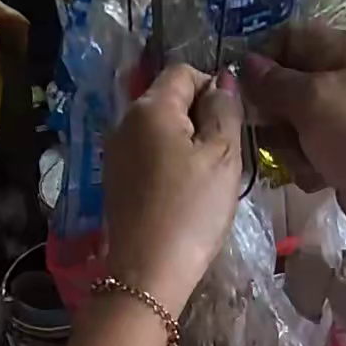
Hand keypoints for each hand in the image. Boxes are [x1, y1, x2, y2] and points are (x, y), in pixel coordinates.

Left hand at [104, 64, 244, 313]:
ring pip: (158, 133)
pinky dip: (168, 167)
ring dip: (185, 146)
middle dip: (199, 119)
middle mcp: (123, 123)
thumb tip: (222, 79)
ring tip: (204, 181)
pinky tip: (181, 197)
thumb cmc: (191, 211)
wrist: (148, 273)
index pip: (184, 72)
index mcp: (149, 108)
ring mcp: (114, 156)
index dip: (213, 88)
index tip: (231, 124)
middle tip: (222, 157)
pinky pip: (147, 160)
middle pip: (168, 101)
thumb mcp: (222, 156)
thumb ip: (224, 109)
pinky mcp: (114, 184)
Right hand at [242, 22, 345, 232]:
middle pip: (283, 88)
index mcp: (339, 50)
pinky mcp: (338, 152)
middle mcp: (338, 79)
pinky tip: (319, 177)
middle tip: (275, 133)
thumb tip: (244, 65)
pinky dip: (305, 166)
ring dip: (288, 147)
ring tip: (304, 159)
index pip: (286, 39)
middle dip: (273, 115)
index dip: (260, 62)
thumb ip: (273, 83)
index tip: (240, 91)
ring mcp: (338, 119)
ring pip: (289, 126)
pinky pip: (304, 154)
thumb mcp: (312, 99)